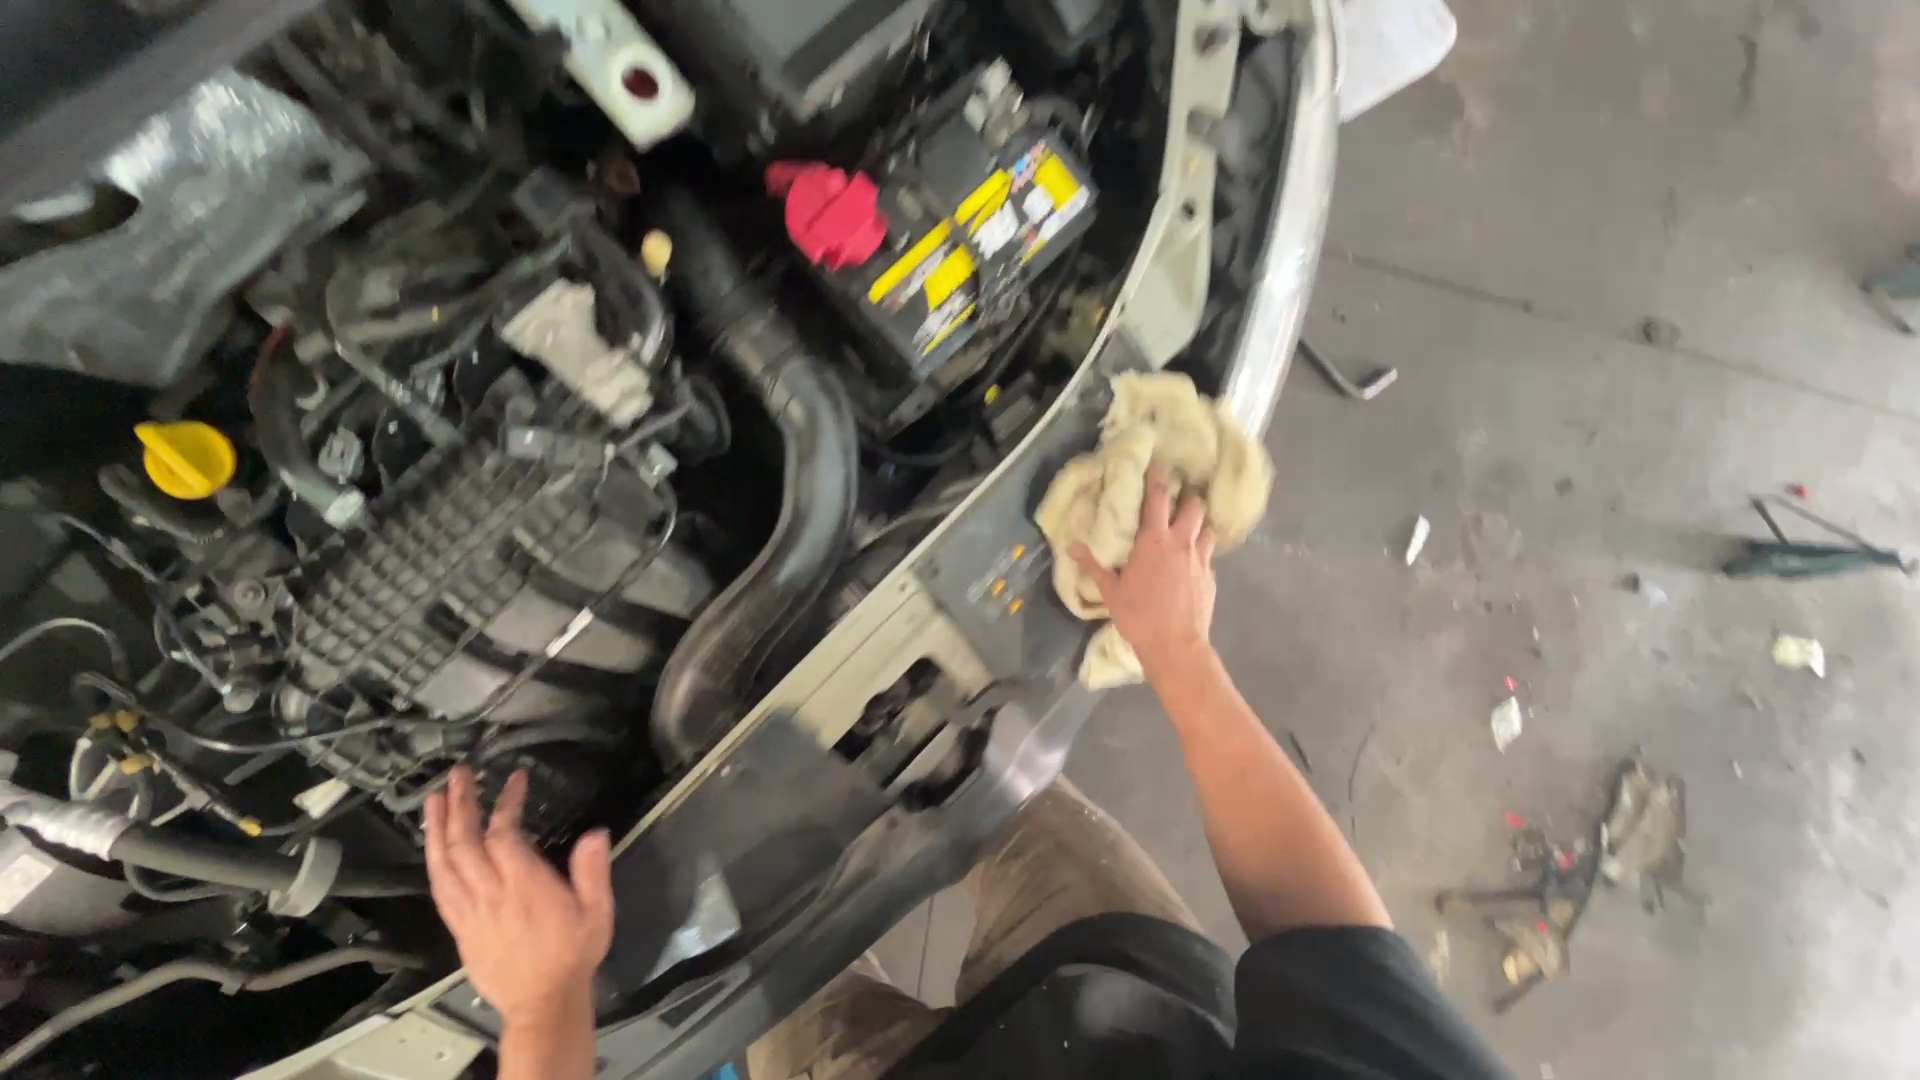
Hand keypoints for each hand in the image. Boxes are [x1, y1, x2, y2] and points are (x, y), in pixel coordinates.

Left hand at [424, 766, 613, 1030]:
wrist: (543, 1002)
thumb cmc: (574, 951)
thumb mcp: (598, 910)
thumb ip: (594, 870)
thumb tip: (595, 832)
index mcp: (524, 886)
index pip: (504, 834)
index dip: (506, 802)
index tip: (514, 778)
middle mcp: (490, 895)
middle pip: (464, 843)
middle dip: (459, 805)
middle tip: (458, 775)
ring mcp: (469, 912)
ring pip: (443, 864)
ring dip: (437, 829)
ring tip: (433, 799)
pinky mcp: (459, 927)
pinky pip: (439, 888)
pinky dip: (434, 861)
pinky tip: (435, 846)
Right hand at [1071, 464, 1217, 675]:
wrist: (1176, 646)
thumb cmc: (1139, 616)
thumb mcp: (1110, 591)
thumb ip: (1093, 566)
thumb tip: (1072, 547)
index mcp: (1154, 540)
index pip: (1158, 498)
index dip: (1159, 478)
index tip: (1159, 464)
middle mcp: (1181, 543)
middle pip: (1194, 506)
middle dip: (1188, 498)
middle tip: (1177, 499)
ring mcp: (1200, 560)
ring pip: (1207, 528)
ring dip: (1198, 524)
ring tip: (1188, 528)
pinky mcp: (1211, 577)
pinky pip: (1208, 555)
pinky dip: (1200, 552)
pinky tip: (1192, 563)